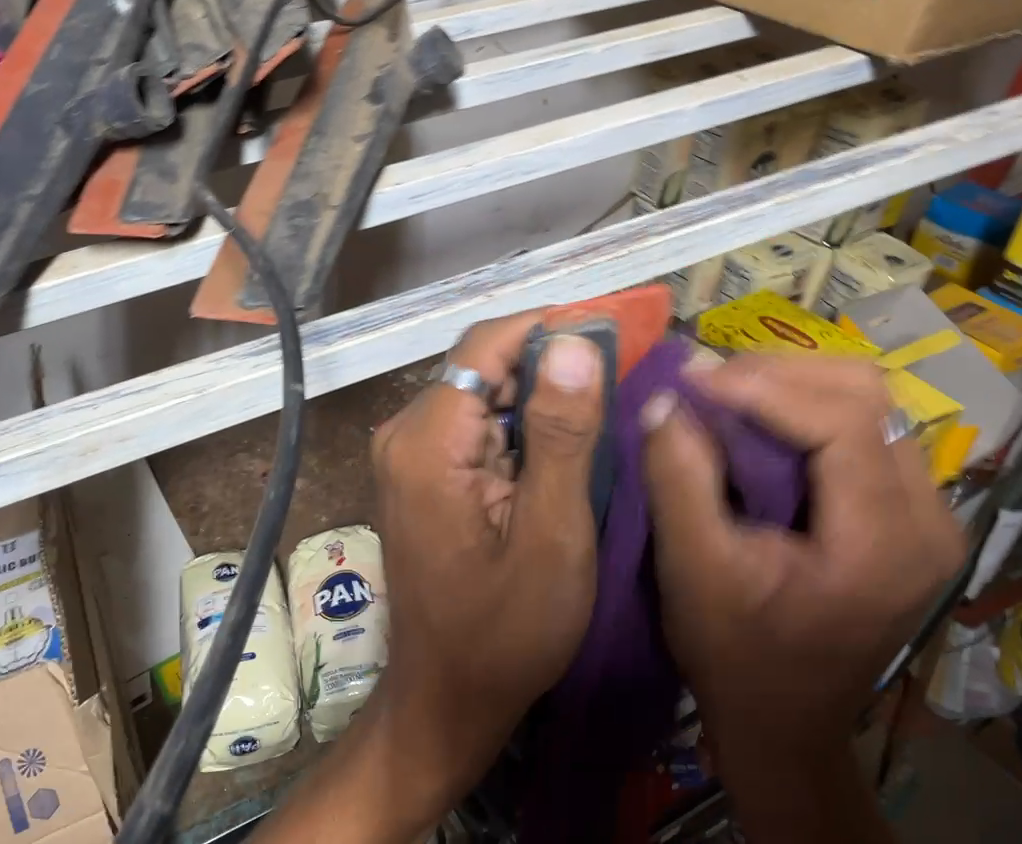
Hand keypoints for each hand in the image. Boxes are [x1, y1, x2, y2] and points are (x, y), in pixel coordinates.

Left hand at [256, 312, 607, 842]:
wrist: (447, 696)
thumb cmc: (506, 631)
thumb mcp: (552, 536)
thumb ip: (562, 435)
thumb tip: (573, 343)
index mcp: (427, 441)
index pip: (484, 345)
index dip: (547, 325)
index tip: (611, 326)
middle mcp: (403, 433)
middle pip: (480, 366)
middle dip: (546, 362)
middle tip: (619, 373)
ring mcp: (405, 454)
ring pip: (478, 393)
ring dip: (534, 395)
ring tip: (599, 410)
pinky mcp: (417, 473)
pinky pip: (469, 425)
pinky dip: (514, 425)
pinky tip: (559, 446)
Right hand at [641, 354, 965, 756]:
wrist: (783, 723)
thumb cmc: (735, 655)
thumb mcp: (693, 568)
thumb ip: (678, 478)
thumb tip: (664, 398)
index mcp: (886, 541)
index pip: (845, 420)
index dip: (764, 386)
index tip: (691, 377)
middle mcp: (929, 518)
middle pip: (869, 397)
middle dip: (779, 375)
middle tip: (704, 383)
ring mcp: (925, 516)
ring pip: (869, 405)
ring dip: (790, 388)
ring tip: (721, 398)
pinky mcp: (905, 515)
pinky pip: (861, 431)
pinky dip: (801, 413)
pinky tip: (750, 425)